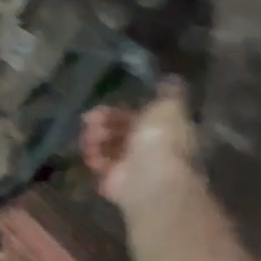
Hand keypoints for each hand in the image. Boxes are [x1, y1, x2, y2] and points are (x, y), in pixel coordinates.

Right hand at [80, 80, 196, 207]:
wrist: (150, 176)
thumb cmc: (161, 138)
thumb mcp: (170, 106)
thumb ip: (168, 92)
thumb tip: (171, 79)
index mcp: (161, 129)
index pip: (135, 118)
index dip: (118, 112)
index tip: (101, 108)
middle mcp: (146, 148)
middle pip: (117, 132)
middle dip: (102, 123)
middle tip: (89, 120)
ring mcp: (129, 166)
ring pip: (106, 146)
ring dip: (95, 138)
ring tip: (90, 137)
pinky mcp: (114, 181)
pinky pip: (99, 165)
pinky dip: (93, 156)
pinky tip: (90, 151)